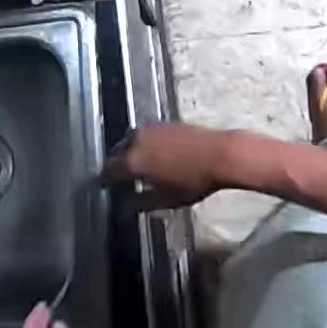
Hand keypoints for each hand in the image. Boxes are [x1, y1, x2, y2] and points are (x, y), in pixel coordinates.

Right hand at [100, 123, 241, 209]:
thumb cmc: (193, 181)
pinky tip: (157, 153)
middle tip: (124, 177)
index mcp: (133, 160)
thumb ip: (140, 202)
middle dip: (118, 163)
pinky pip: (147, 133)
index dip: (107, 179)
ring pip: (132, 139)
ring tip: (141, 165)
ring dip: (132, 150)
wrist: (220, 154)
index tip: (108, 186)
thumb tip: (124, 206)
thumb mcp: (165, 200)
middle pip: (118, 150)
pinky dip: (145, 143)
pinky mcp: (165, 121)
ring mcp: (151, 127)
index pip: (108, 169)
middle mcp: (137, 139)